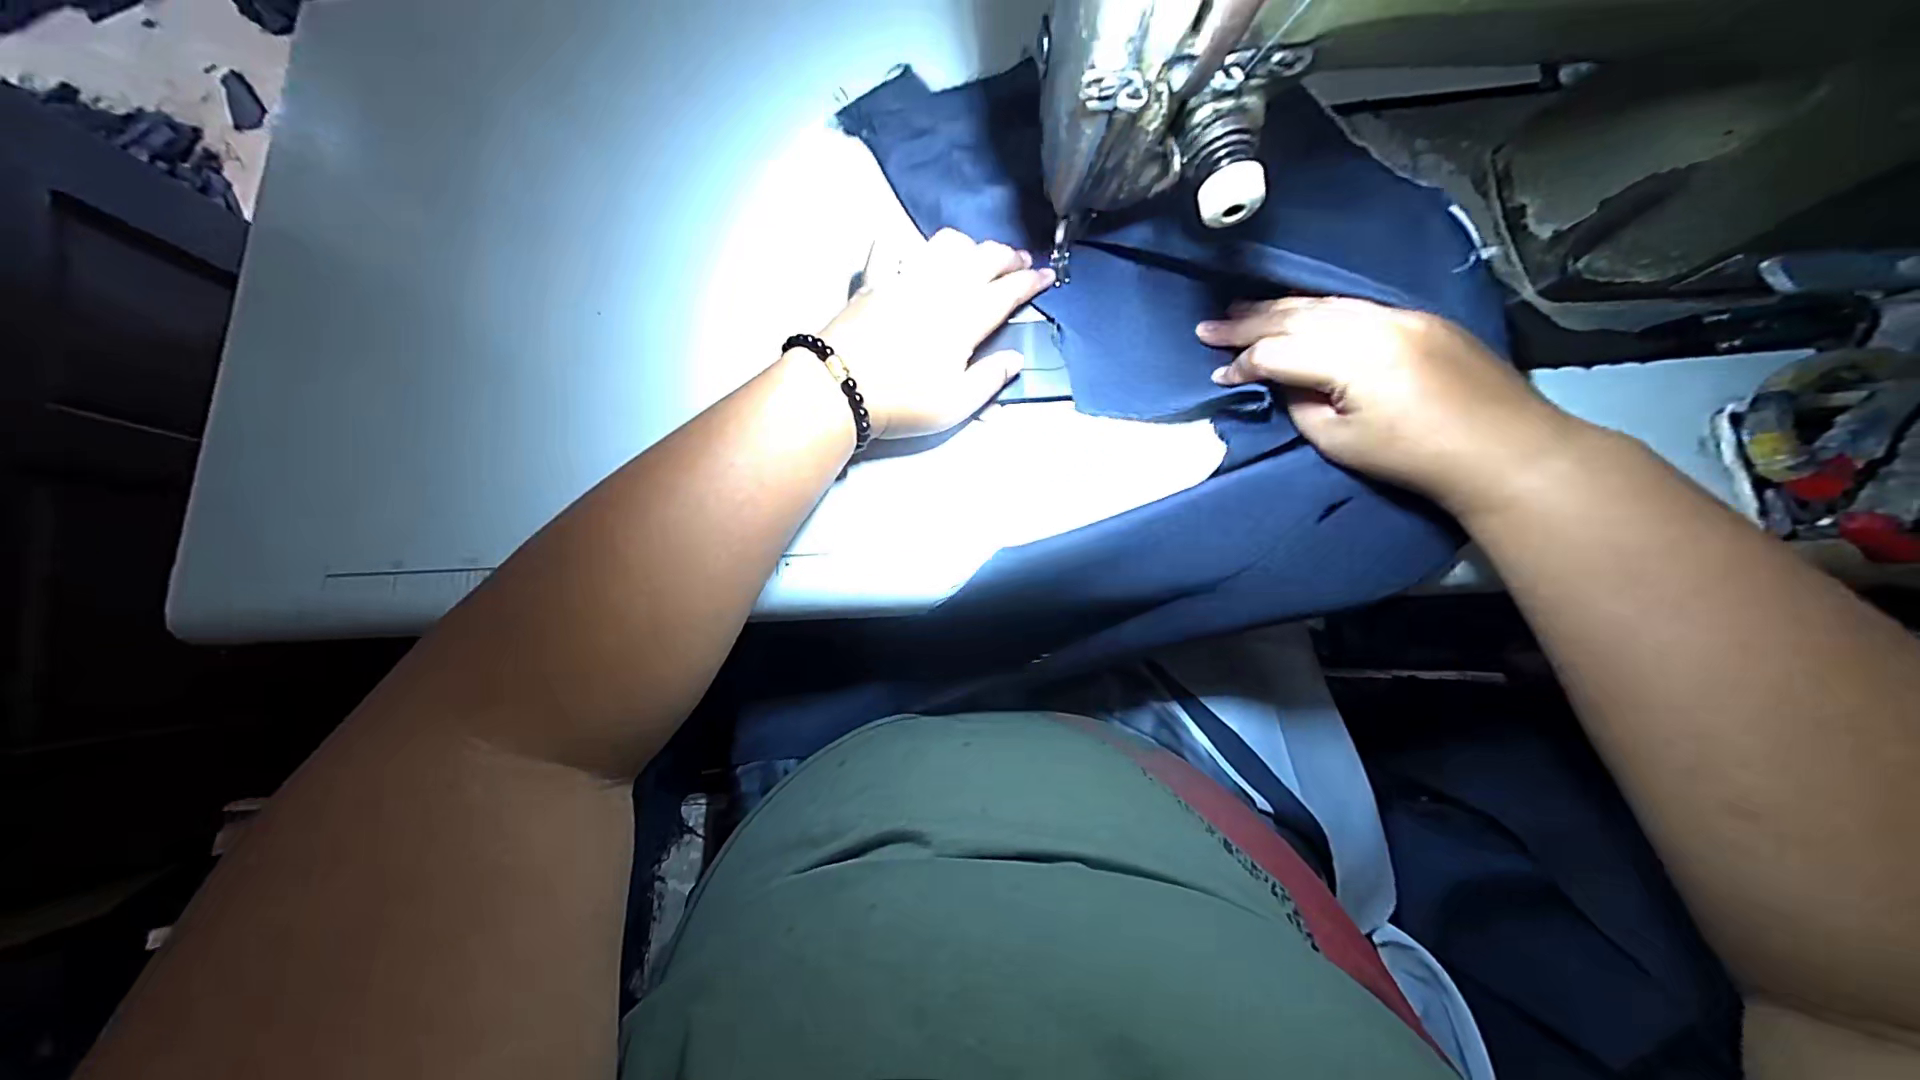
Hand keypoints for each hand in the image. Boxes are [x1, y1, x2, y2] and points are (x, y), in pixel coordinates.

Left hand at [817, 228, 1053, 438]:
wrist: (839, 386)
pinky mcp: (875, 280)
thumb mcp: (955, 404)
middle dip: (1008, 255)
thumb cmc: (903, 402)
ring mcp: (906, 279)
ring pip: (945, 244)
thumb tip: (1015, 359)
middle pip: (982, 258)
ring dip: (968, 245)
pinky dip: (906, 246)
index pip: (1008, 291)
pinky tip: (910, 253)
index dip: (1031, 281)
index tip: (1047, 275)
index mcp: (966, 319)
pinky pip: (892, 248)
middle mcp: (940, 288)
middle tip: (1020, 261)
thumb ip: (990, 378)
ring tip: (975, 255)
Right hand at [1197, 296, 1585, 516]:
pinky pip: (1352, 306)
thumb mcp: (1337, 441)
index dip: (1242, 364)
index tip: (1218, 377)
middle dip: (1247, 323)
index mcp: (1351, 357)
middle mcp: (1374, 323)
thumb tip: (1286, 382)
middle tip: (1208, 327)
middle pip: (1295, 316)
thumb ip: (1301, 404)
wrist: (1503, 448)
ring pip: (1324, 304)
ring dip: (1278, 308)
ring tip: (1241, 311)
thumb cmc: (1412, 457)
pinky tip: (1297, 311)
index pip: (1277, 352)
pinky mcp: (1419, 318)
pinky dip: (1316, 309)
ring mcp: (1400, 316)